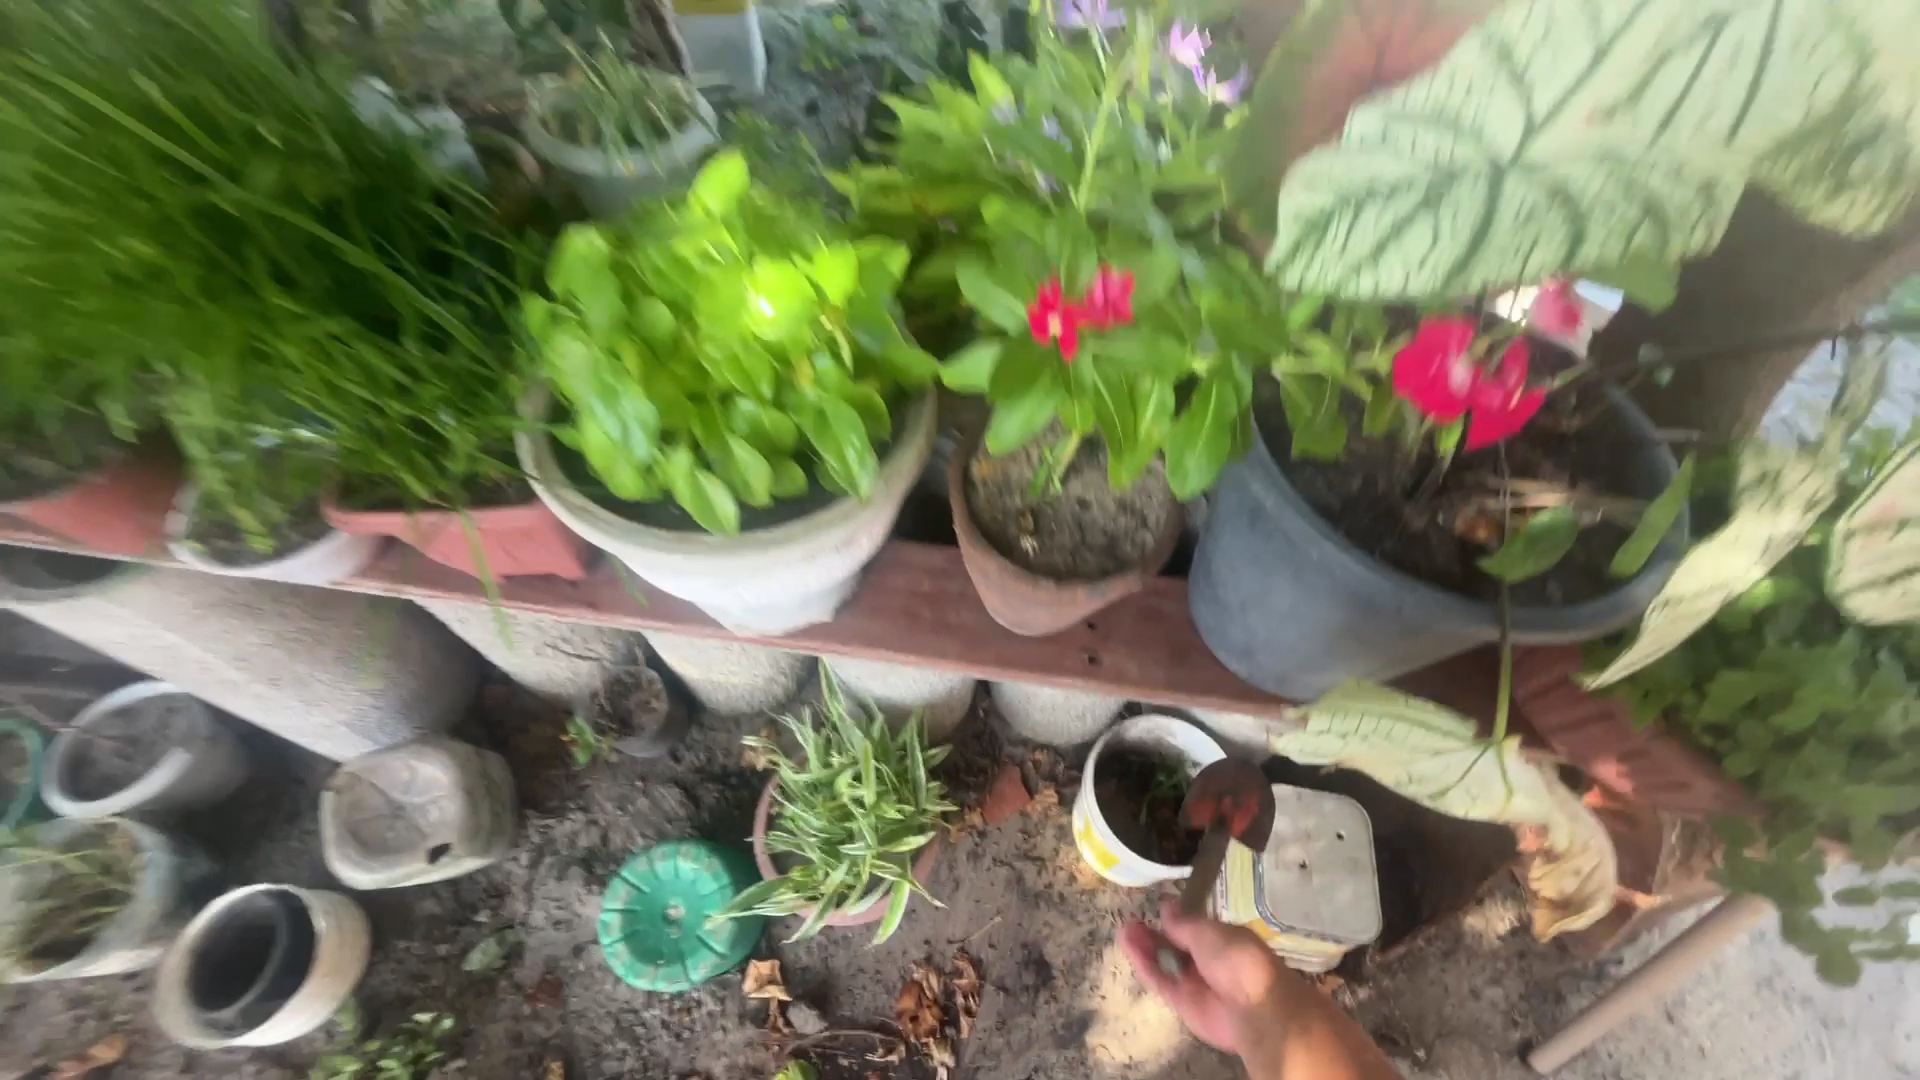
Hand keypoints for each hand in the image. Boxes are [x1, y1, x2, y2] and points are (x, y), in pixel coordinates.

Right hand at [1117, 900, 1295, 1058]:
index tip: (1155, 907)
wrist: (1253, 1008)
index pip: (1194, 926)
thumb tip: (1166, 905)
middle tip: (1133, 919)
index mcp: (1223, 939)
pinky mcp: (1182, 1002)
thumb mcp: (1207, 930)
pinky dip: (1143, 963)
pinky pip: (1159, 980)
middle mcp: (1208, 961)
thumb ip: (1183, 921)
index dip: (1174, 918)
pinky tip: (1127, 944)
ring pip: (1164, 962)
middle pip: (1175, 945)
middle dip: (1155, 932)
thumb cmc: (1236, 957)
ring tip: (1124, 929)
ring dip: (1144, 946)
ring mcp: (1195, 982)